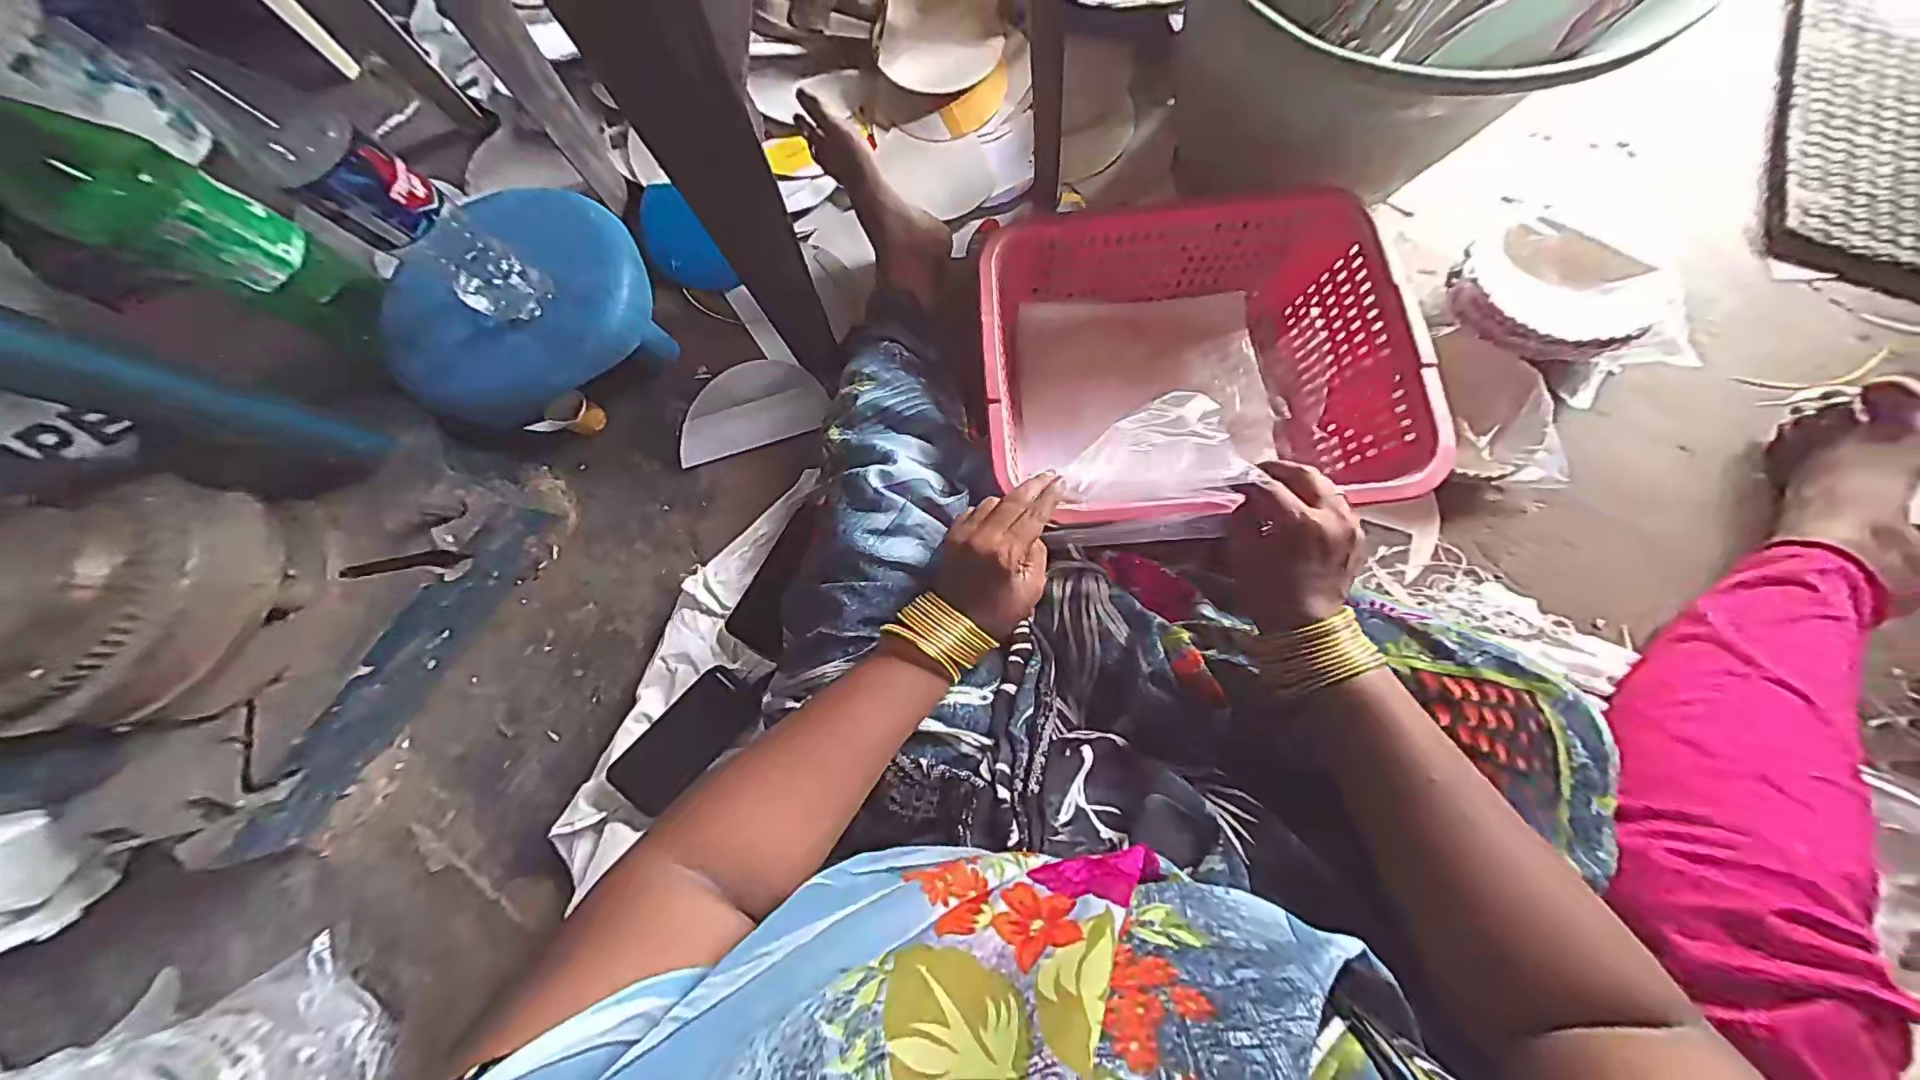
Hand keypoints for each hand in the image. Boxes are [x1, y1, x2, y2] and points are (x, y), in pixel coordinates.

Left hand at [935, 473, 1062, 639]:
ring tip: (1022, 500)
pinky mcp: (952, 534)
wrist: (954, 623)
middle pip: (1013, 500)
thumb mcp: (1031, 590)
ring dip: (1009, 499)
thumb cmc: (999, 612)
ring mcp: (965, 532)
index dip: (1049, 497)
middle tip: (1048, 475)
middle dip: (1033, 485)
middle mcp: (986, 535)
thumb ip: (1037, 556)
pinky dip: (987, 509)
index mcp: (1008, 552)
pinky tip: (996, 515)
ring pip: (991, 501)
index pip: (1034, 515)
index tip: (1061, 483)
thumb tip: (1035, 534)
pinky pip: (973, 510)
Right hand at [1227, 461, 1361, 629]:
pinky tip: (1303, 509)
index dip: (1248, 481)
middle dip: (1278, 470)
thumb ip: (1243, 518)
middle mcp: (1331, 515)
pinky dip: (1318, 500)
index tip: (1234, 483)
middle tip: (1258, 474)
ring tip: (1281, 488)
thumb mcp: (1244, 553)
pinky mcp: (1358, 535)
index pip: (1269, 485)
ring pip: (1326, 486)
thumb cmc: (1268, 593)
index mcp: (1299, 521)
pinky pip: (1337, 505)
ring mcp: (1350, 524)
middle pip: (1304, 474)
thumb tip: (1244, 498)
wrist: (1307, 626)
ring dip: (1300, 482)